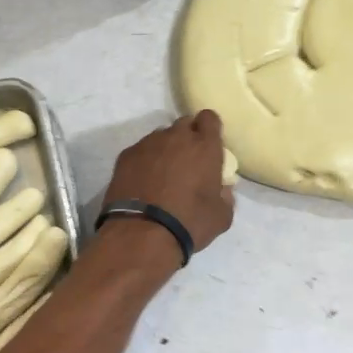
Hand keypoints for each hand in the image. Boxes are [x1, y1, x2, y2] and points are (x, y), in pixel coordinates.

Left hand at [102, 111, 235, 251]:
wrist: (141, 233)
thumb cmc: (188, 223)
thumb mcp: (221, 216)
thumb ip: (226, 196)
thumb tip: (222, 189)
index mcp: (204, 147)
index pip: (209, 118)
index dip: (209, 129)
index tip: (208, 145)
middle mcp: (176, 137)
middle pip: (184, 124)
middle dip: (187, 137)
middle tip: (187, 161)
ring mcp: (148, 144)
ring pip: (160, 137)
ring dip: (165, 149)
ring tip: (162, 174)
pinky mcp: (126, 155)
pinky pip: (140, 151)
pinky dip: (144, 161)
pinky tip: (143, 182)